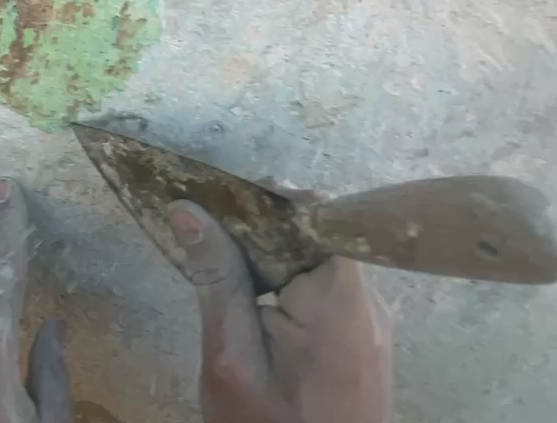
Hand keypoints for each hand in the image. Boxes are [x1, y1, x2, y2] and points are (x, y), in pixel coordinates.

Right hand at [168, 201, 391, 422]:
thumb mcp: (230, 360)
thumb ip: (217, 278)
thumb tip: (188, 208)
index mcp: (342, 308)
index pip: (319, 218)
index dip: (271, 198)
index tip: (222, 197)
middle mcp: (368, 307)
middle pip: (313, 234)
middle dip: (258, 224)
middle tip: (206, 225)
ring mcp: (368, 323)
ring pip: (313, 256)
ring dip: (266, 249)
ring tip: (217, 251)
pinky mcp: (359, 338)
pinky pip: (319, 283)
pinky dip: (280, 274)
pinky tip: (245, 287)